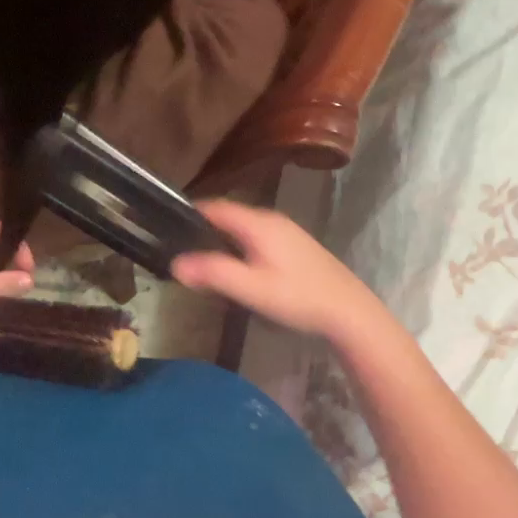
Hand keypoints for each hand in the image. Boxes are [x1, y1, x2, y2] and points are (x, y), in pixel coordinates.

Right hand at [171, 200, 375, 341]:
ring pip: (244, 229)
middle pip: (230, 217)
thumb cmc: (297, 297)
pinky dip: (241, 249)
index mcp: (259, 224)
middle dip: (205, 230)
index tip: (169, 229)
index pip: (216, 207)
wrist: (348, 311)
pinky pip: (258, 240)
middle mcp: (273, 220)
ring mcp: (287, 233)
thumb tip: (176, 263)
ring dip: (223, 241)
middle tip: (182, 251)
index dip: (190, 214)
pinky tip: (238, 271)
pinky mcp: (296, 248)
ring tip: (204, 263)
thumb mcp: (251, 288)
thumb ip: (213, 273)